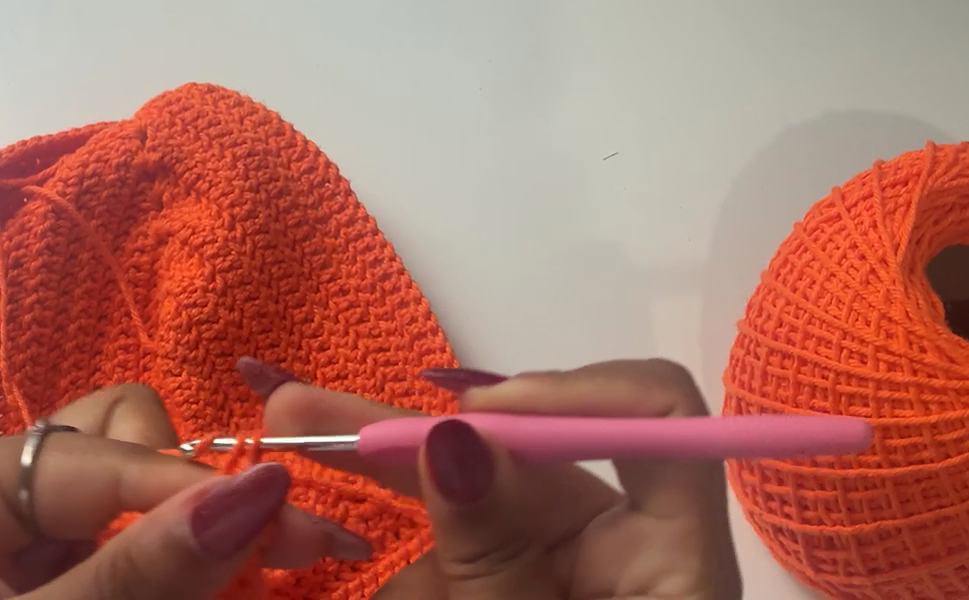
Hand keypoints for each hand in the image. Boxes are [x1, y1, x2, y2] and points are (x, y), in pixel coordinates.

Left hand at [0, 384, 371, 599]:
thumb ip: (141, 576)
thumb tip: (267, 483)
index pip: (124, 449)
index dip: (211, 495)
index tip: (308, 539)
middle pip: (132, 455)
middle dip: (193, 512)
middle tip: (270, 564)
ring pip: (130, 503)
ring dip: (180, 545)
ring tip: (227, 584)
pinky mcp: (15, 585)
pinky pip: (109, 548)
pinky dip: (156, 574)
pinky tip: (189, 589)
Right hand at [252, 358, 742, 599]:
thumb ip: (495, 563)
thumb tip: (453, 434)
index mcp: (669, 558)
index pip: (659, 415)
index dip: (573, 388)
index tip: (468, 411)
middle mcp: (622, 545)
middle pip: (530, 452)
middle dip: (417, 434)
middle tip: (304, 409)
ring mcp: (568, 569)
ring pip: (477, 502)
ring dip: (388, 494)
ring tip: (299, 463)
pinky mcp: (522, 590)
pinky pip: (459, 560)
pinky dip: (407, 564)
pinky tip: (333, 554)